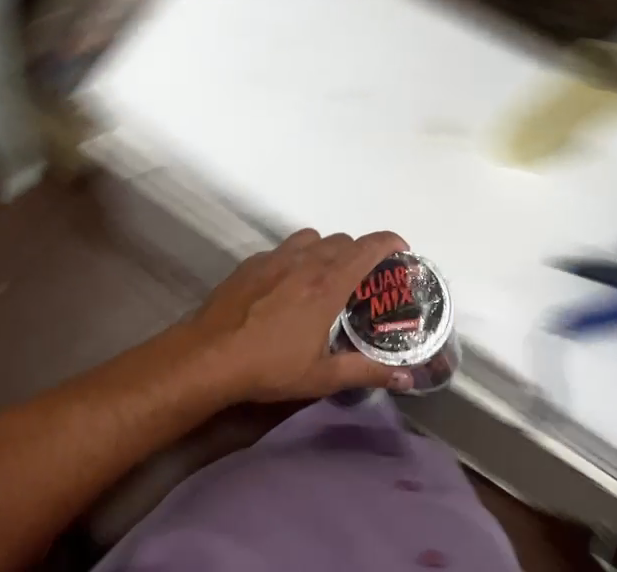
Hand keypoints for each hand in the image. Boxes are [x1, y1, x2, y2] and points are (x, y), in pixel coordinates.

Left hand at [186, 229, 412, 401]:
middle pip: (341, 240)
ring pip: (310, 238)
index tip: (401, 249)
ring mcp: (273, 258)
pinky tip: (288, 287)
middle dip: (359, 252)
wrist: (209, 356)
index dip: (388, 242)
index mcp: (326, 285)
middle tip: (364, 280)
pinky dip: (296, 257)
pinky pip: (282, 249)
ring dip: (326, 249)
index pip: (366, 248)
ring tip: (326, 278)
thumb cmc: (269, 367)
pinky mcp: (250, 263)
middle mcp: (303, 262)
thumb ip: (366, 371)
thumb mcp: (322, 377)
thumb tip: (406, 378)